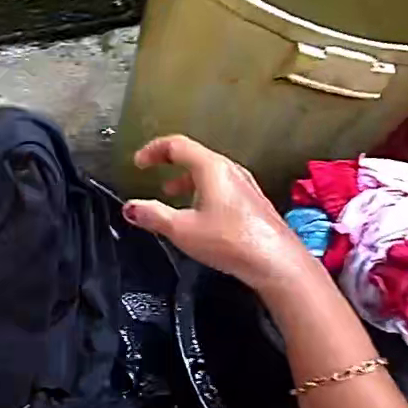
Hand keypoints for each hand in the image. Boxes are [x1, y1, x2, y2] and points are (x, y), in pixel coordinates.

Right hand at [122, 135, 320, 294]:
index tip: (139, 162)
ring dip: (186, 179)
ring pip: (209, 172)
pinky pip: (222, 187)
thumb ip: (153, 215)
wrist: (276, 262)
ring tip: (171, 192)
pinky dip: (202, 191)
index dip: (153, 150)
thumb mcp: (182, 229)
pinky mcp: (252, 203)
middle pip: (194, 156)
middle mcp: (231, 171)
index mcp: (212, 168)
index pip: (177, 145)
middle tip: (152, 170)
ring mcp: (245, 186)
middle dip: (169, 163)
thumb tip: (131, 208)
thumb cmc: (232, 242)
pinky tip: (198, 213)